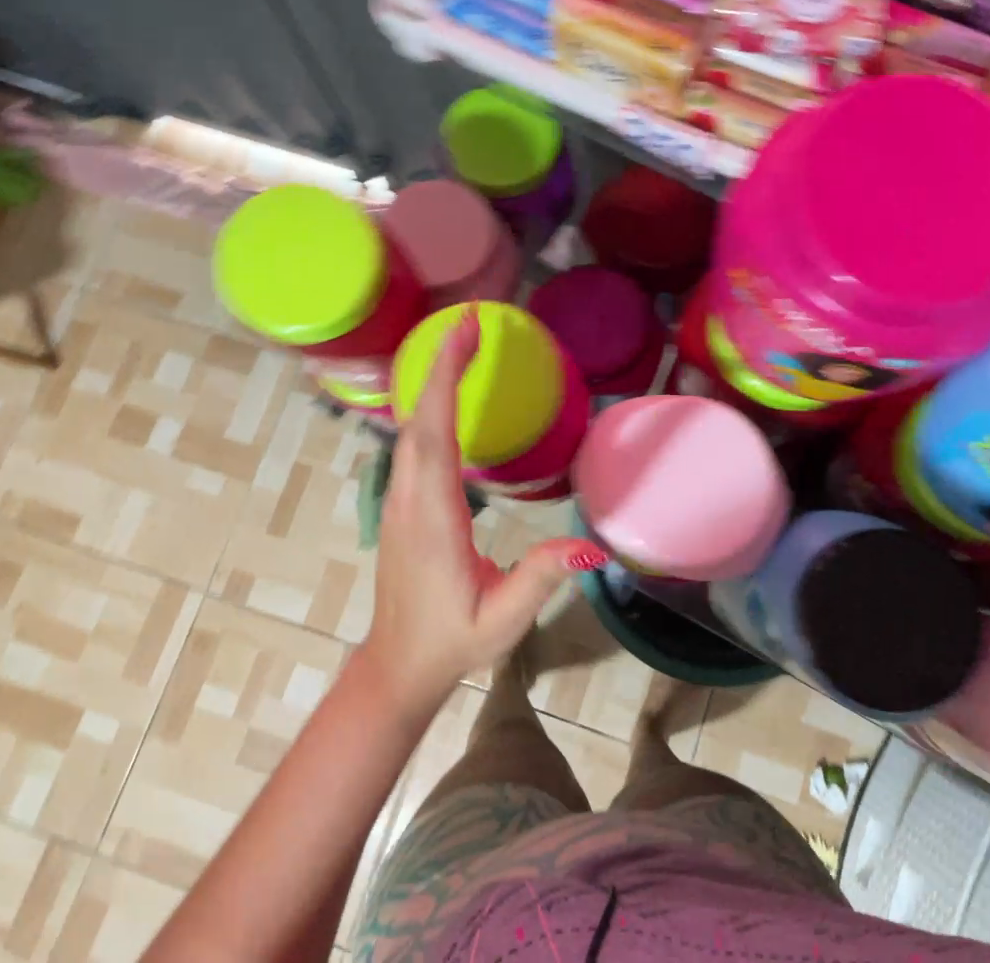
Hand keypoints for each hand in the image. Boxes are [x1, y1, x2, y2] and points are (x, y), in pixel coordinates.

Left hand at [362, 305, 601, 706]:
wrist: (398, 665)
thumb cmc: (451, 641)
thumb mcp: (503, 618)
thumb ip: (542, 578)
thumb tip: (591, 545)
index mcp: (433, 517)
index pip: (434, 432)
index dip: (447, 376)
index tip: (466, 330)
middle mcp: (409, 499)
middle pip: (418, 418)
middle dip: (442, 365)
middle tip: (472, 323)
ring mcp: (399, 502)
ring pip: (410, 431)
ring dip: (434, 386)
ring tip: (464, 348)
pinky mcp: (401, 508)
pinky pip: (411, 447)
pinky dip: (429, 412)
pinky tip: (451, 404)